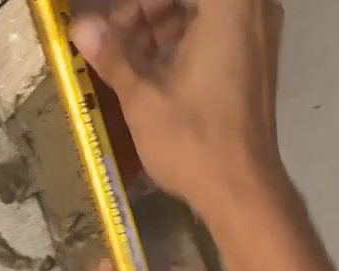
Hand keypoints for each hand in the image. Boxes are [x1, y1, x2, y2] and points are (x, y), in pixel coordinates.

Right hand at [69, 0, 287, 220]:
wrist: (239, 185)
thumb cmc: (191, 140)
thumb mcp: (142, 97)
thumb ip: (113, 55)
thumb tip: (79, 25)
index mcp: (229, 4)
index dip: (134, 4)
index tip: (107, 32)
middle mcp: (253, 5)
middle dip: (147, 12)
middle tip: (114, 47)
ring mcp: (260, 30)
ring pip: (202, 9)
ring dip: (163, 26)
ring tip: (130, 65)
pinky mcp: (256, 56)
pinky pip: (217, 29)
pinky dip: (184, 41)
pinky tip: (156, 75)